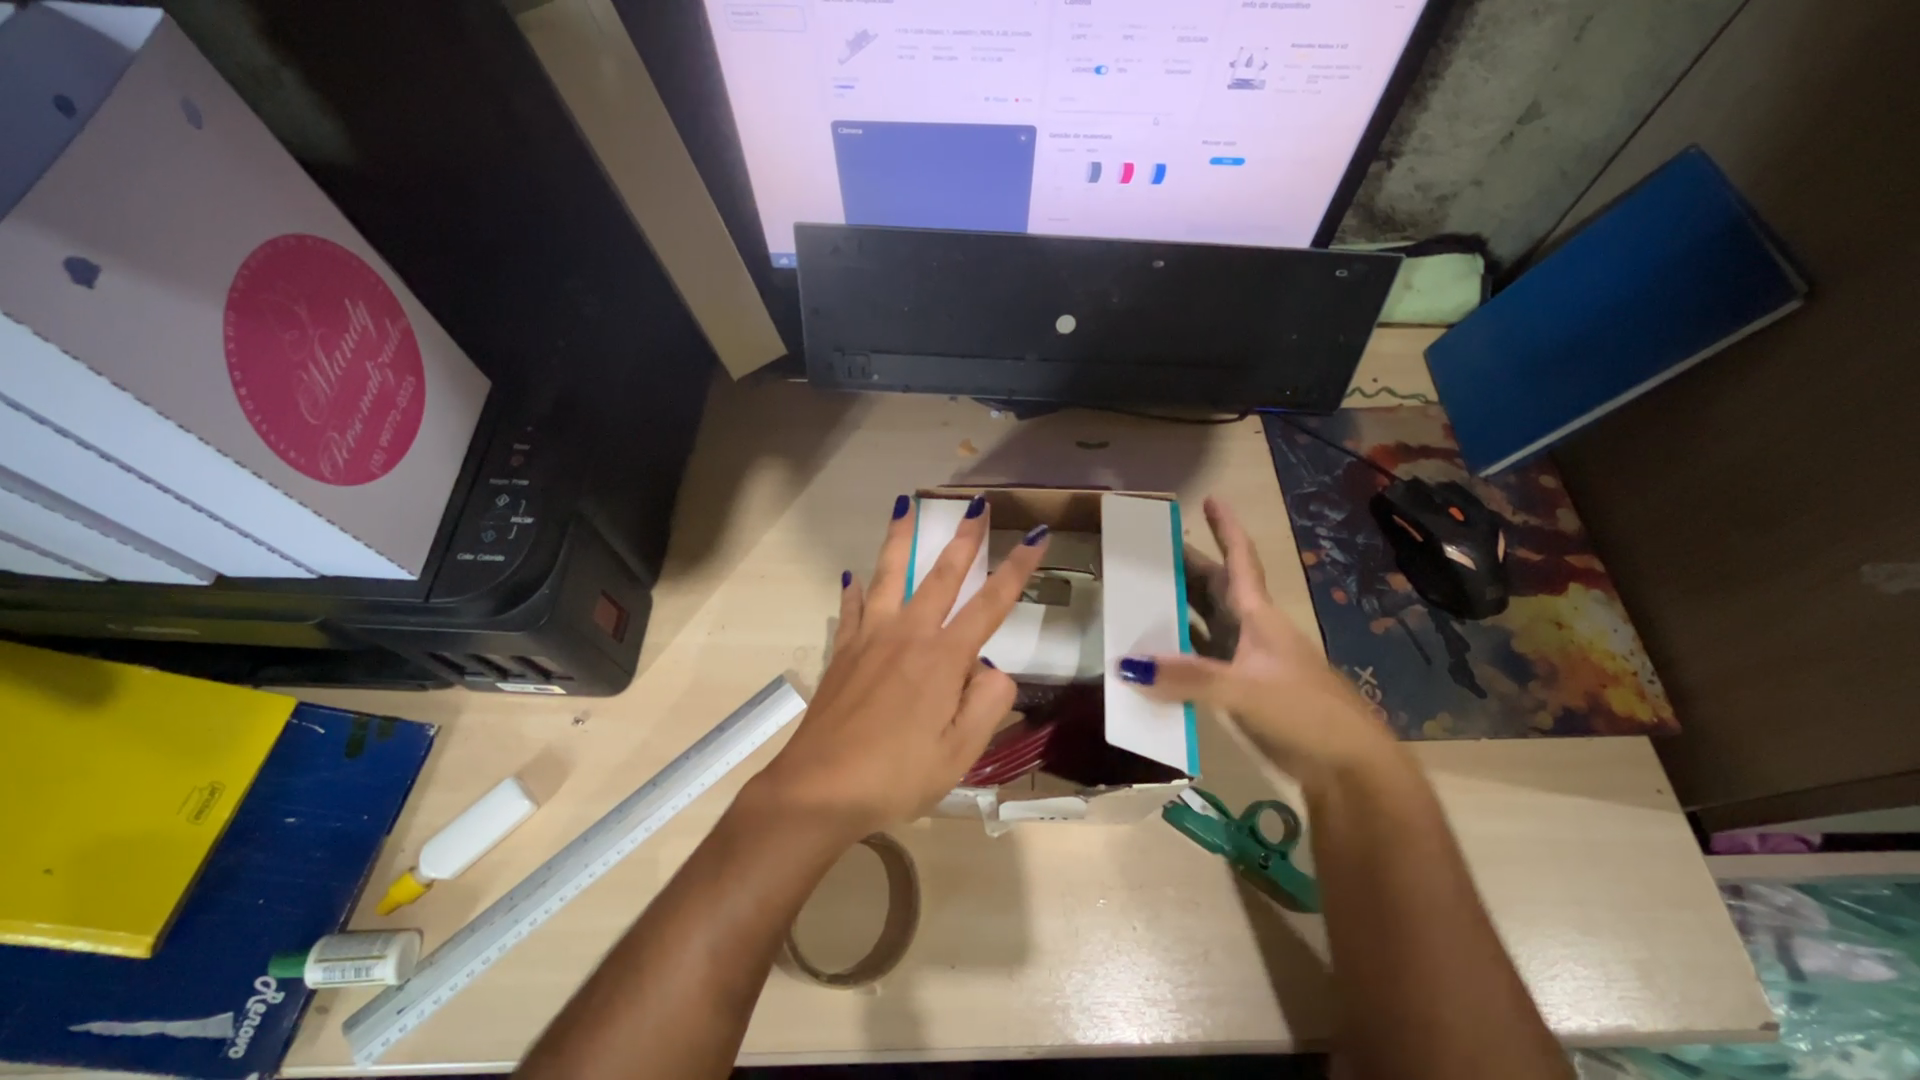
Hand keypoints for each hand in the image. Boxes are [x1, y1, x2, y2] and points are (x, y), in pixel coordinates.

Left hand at [753, 494, 1051, 838]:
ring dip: (901, 539)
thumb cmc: (896, 776)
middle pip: (940, 576)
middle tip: (977, 506)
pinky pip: (852, 609)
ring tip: (905, 506)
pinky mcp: (843, 654)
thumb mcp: (960, 753)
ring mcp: (869, 640)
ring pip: (889, 576)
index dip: (1017, 568)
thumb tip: (992, 669)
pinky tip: (852, 574)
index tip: (1036, 535)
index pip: (990, 604)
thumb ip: (987, 703)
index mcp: (942, 659)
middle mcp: (907, 635)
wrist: (819, 789)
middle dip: (963, 539)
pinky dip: (855, 589)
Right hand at [1116, 496, 1394, 786]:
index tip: (1211, 499)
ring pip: (1208, 625)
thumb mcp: (1246, 689)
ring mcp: (1249, 664)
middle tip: (1151, 555)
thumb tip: (1128, 665)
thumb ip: (1189, 677)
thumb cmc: (1305, 713)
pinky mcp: (1245, 694)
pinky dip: (1179, 657)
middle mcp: (1253, 633)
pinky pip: (1203, 663)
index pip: (1240, 562)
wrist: (1347, 766)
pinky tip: (1155, 663)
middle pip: (1216, 590)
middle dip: (1187, 568)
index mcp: (1259, 617)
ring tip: (1143, 599)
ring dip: (1180, 611)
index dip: (1227, 529)